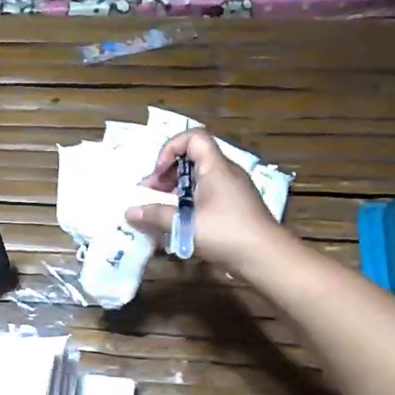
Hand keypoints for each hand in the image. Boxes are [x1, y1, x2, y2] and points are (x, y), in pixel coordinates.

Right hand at [125, 129, 284, 273]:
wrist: (265, 257)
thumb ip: (156, 215)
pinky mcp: (233, 208)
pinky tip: (177, 223)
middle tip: (150, 195)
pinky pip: (205, 195)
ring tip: (159, 211)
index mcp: (216, 168)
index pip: (194, 137)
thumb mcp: (185, 224)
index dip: (171, 149)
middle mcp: (225, 173)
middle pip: (192, 159)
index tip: (158, 174)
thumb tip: (130, 212)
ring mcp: (231, 191)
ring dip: (175, 191)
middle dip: (167, 174)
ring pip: (198, 179)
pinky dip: (188, 203)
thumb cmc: (226, 233)